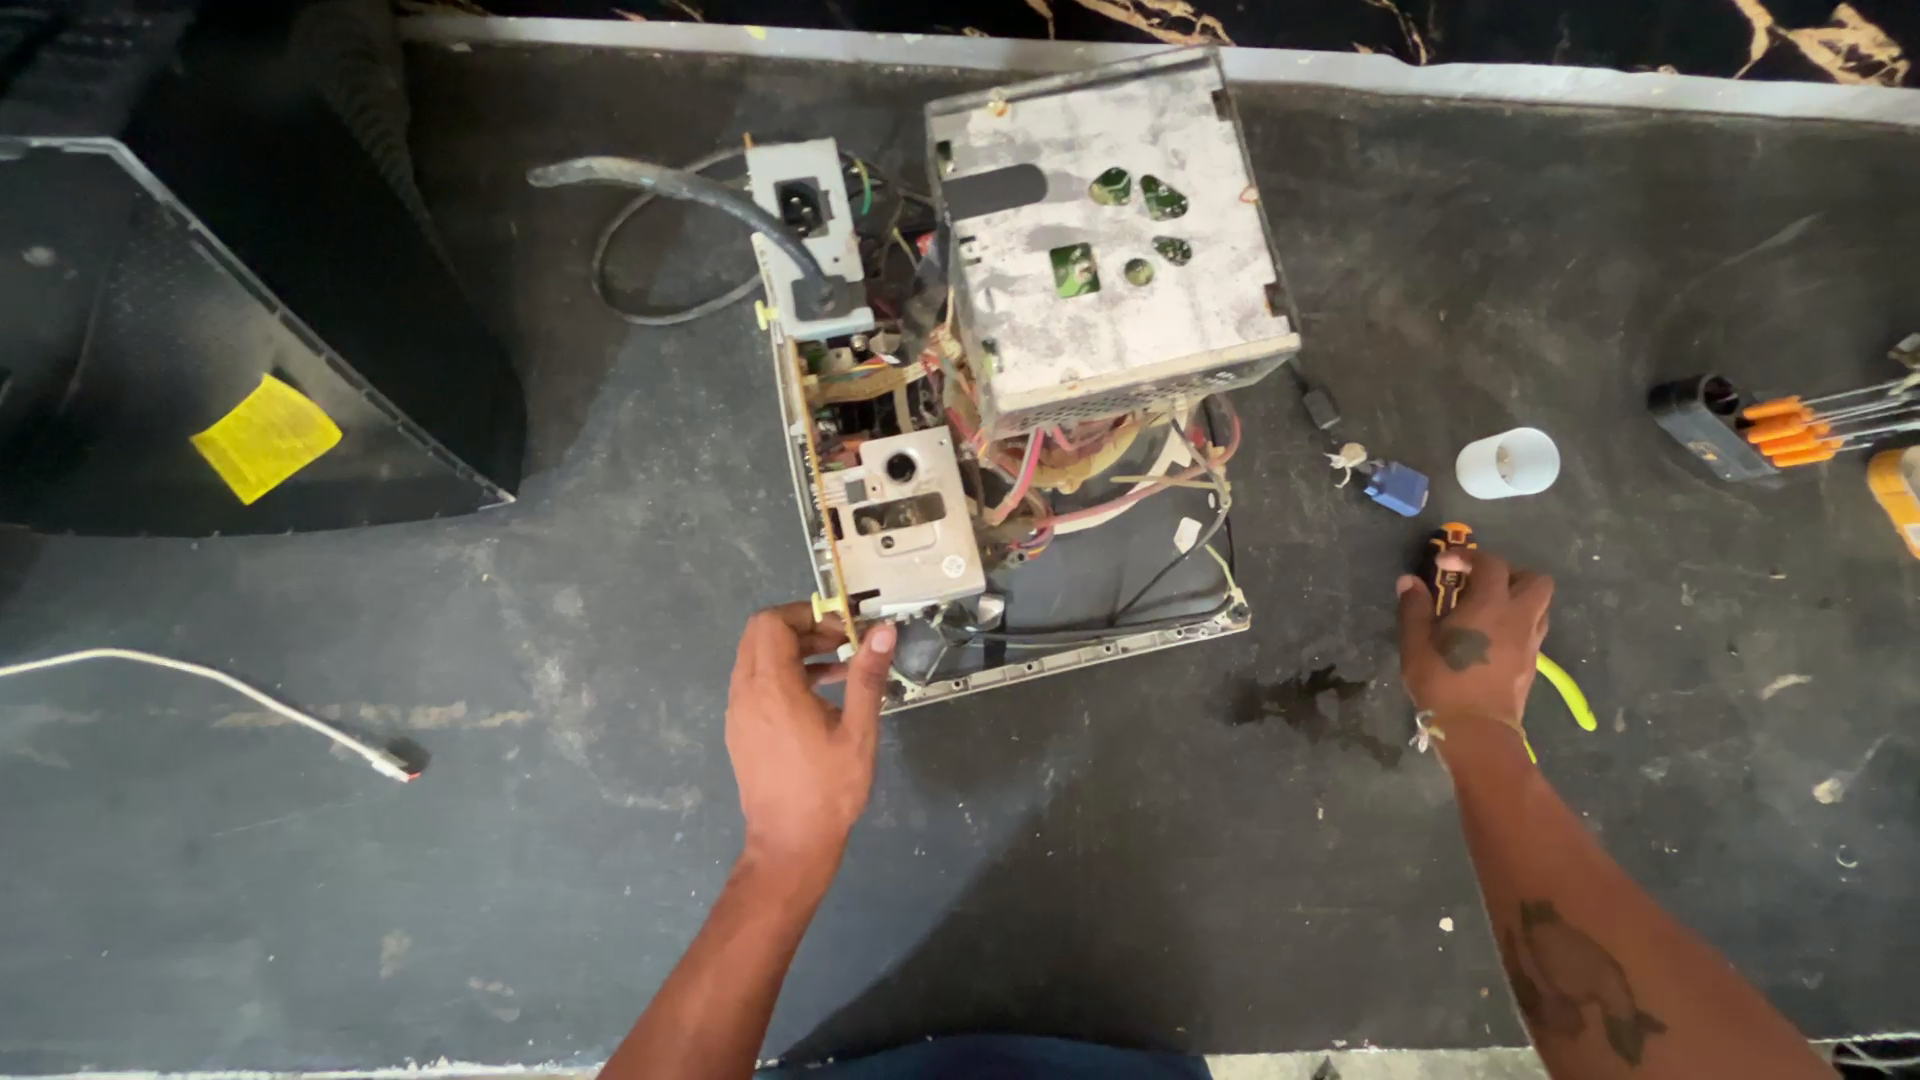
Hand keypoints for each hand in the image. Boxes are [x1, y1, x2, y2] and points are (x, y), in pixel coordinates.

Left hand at [725, 604, 894, 877]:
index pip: (772, 622)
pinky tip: (819, 695)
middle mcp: (746, 693)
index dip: (806, 614)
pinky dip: (783, 673)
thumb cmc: (829, 789)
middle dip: (802, 628)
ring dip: (794, 650)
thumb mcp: (858, 731)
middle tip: (842, 642)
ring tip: (838, 667)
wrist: (789, 844)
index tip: (842, 628)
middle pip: (760, 633)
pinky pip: (755, 682)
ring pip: (756, 657)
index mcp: (772, 688)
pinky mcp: (740, 728)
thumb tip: (884, 630)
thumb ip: (867, 675)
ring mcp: (738, 712)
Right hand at [1396, 549, 1551, 727]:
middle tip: (1477, 584)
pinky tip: (1489, 635)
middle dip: (1507, 573)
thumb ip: (1414, 607)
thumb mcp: (1415, 642)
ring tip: (1484, 609)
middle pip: (1534, 579)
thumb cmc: (1441, 681)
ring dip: (1515, 597)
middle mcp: (1518, 617)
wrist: (1477, 727)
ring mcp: (1531, 640)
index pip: (1491, 564)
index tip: (1442, 565)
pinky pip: (1533, 627)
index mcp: (1489, 606)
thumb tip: (1410, 581)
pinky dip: (1516, 620)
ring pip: (1539, 604)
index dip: (1467, 557)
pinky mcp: (1533, 660)